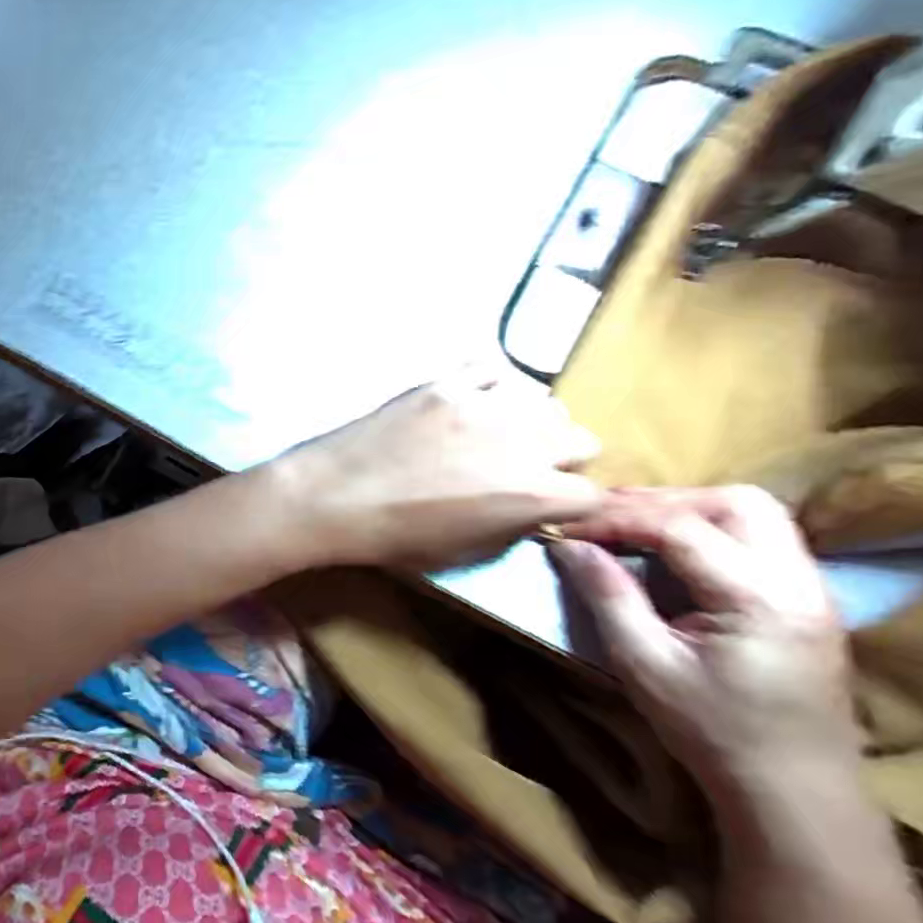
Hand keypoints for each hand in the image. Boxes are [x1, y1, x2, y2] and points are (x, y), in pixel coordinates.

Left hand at [266, 366, 601, 570]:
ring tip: (493, 434)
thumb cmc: (391, 537)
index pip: (591, 494)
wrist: (332, 496)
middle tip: (523, 468)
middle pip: (579, 439)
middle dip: (560, 458)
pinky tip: (471, 401)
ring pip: (542, 402)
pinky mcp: (446, 383)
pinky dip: (490, 386)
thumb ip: (512, 526)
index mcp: (533, 494)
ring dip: (528, 421)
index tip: (551, 505)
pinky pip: (492, 370)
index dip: (571, 504)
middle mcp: (522, 443)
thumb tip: (531, 511)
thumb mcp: (464, 552)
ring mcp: (484, 405)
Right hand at [549, 486, 861, 802]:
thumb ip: (607, 594)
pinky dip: (708, 530)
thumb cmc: (710, 728)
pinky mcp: (805, 598)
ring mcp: (811, 587)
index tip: (566, 529)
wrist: (791, 787)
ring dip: (688, 510)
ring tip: (632, 528)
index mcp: (757, 596)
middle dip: (661, 501)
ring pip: (754, 513)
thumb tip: (568, 545)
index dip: (615, 519)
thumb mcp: (642, 662)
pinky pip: (759, 538)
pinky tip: (670, 553)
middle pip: (734, 501)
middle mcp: (797, 579)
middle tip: (604, 519)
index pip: (680, 527)